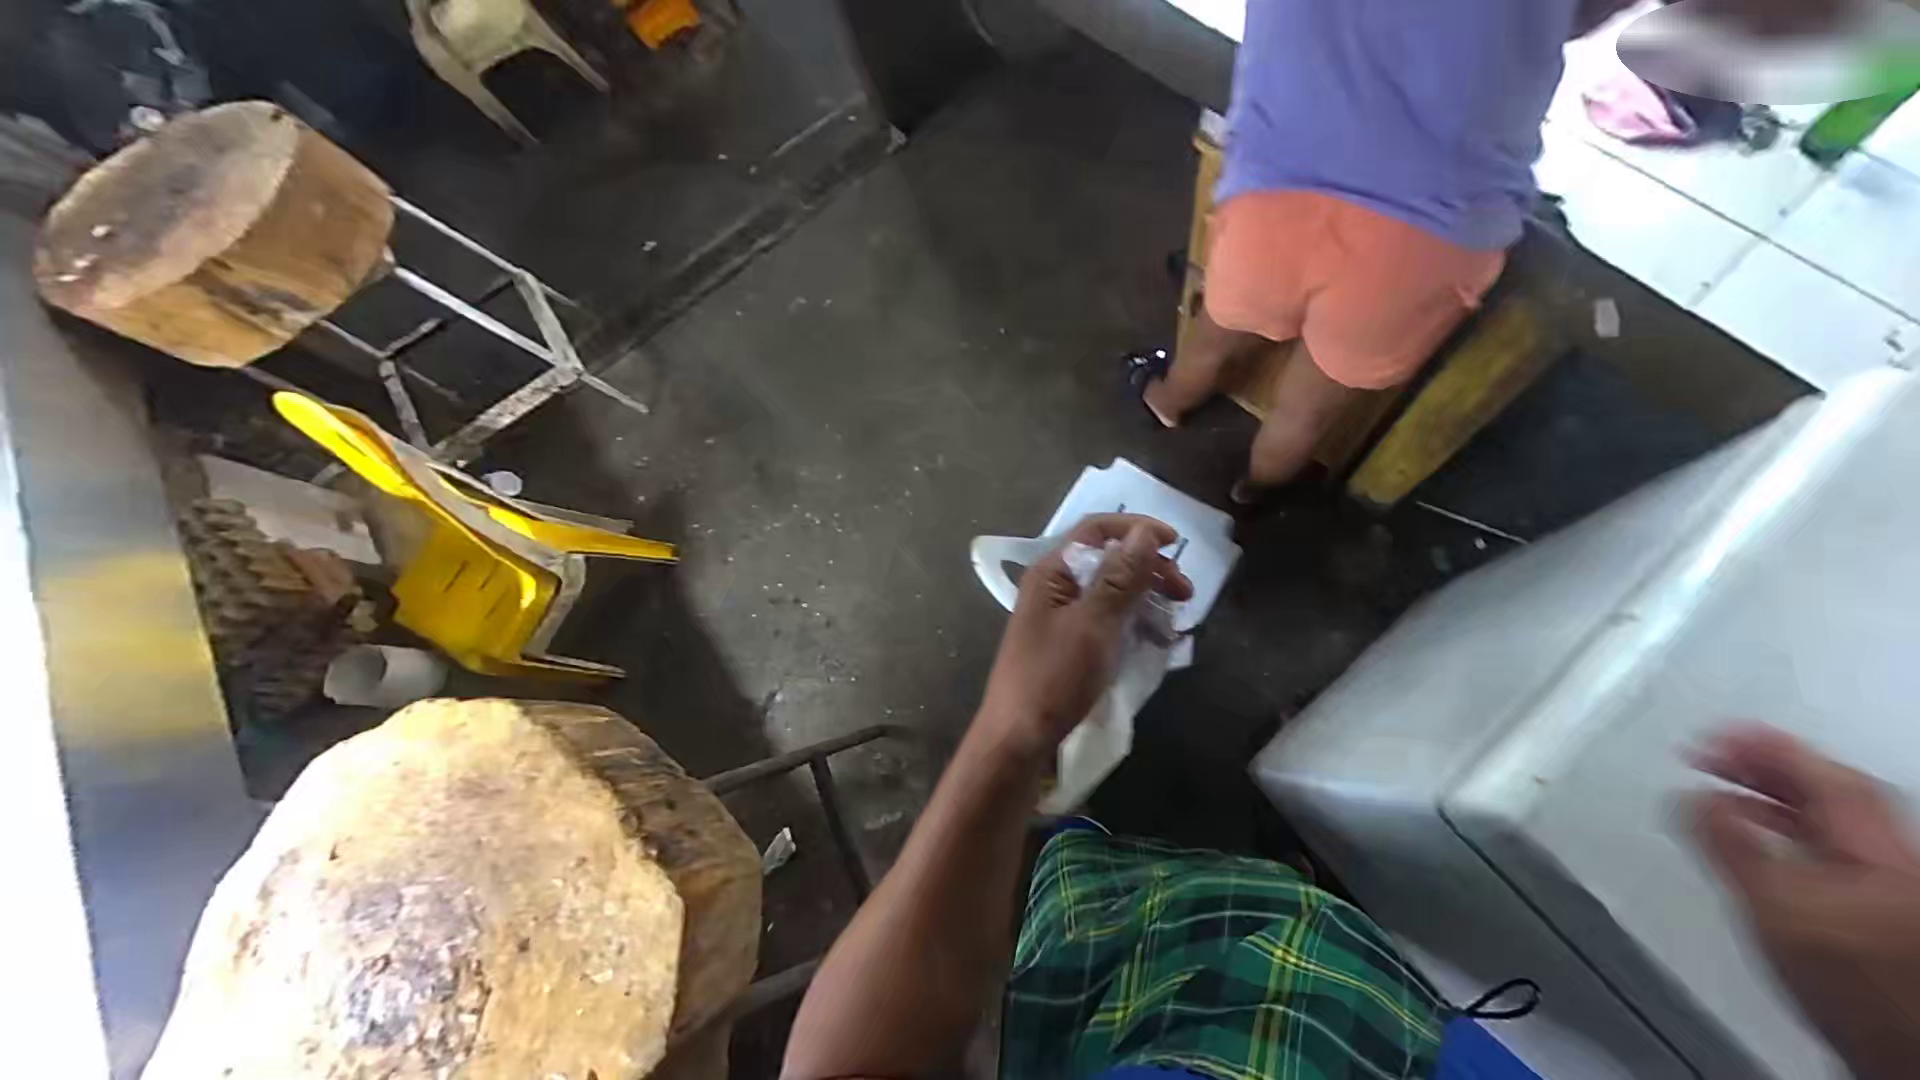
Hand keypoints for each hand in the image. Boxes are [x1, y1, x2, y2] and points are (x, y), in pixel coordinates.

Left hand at [975, 514, 1192, 763]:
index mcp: (1052, 573)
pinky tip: (1158, 641)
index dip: (1137, 529)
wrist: (1019, 738)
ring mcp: (1062, 617)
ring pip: (1112, 593)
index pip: (1096, 531)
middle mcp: (1055, 588)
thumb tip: (1144, 532)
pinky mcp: (1071, 644)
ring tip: (1174, 622)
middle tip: (1184, 593)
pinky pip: (1109, 622)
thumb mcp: (1093, 624)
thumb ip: (1119, 578)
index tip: (1176, 544)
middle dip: (1149, 570)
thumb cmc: (1053, 677)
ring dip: (1146, 600)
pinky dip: (1134, 625)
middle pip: (1108, 561)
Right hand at [1688, 724, 1919, 1079]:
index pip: (1828, 780)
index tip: (1718, 733)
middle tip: (1711, 749)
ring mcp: (1887, 882)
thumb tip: (1694, 796)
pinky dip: (1784, 819)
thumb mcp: (1772, 907)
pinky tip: (1750, 824)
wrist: (1889, 1035)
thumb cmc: (1844, 981)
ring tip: (1719, 780)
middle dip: (1768, 764)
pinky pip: (1828, 839)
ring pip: (1833, 816)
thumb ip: (1731, 845)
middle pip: (1836, 793)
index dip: (1773, 749)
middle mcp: (1892, 862)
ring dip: (1772, 790)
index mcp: (1872, 855)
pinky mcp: (1871, 899)